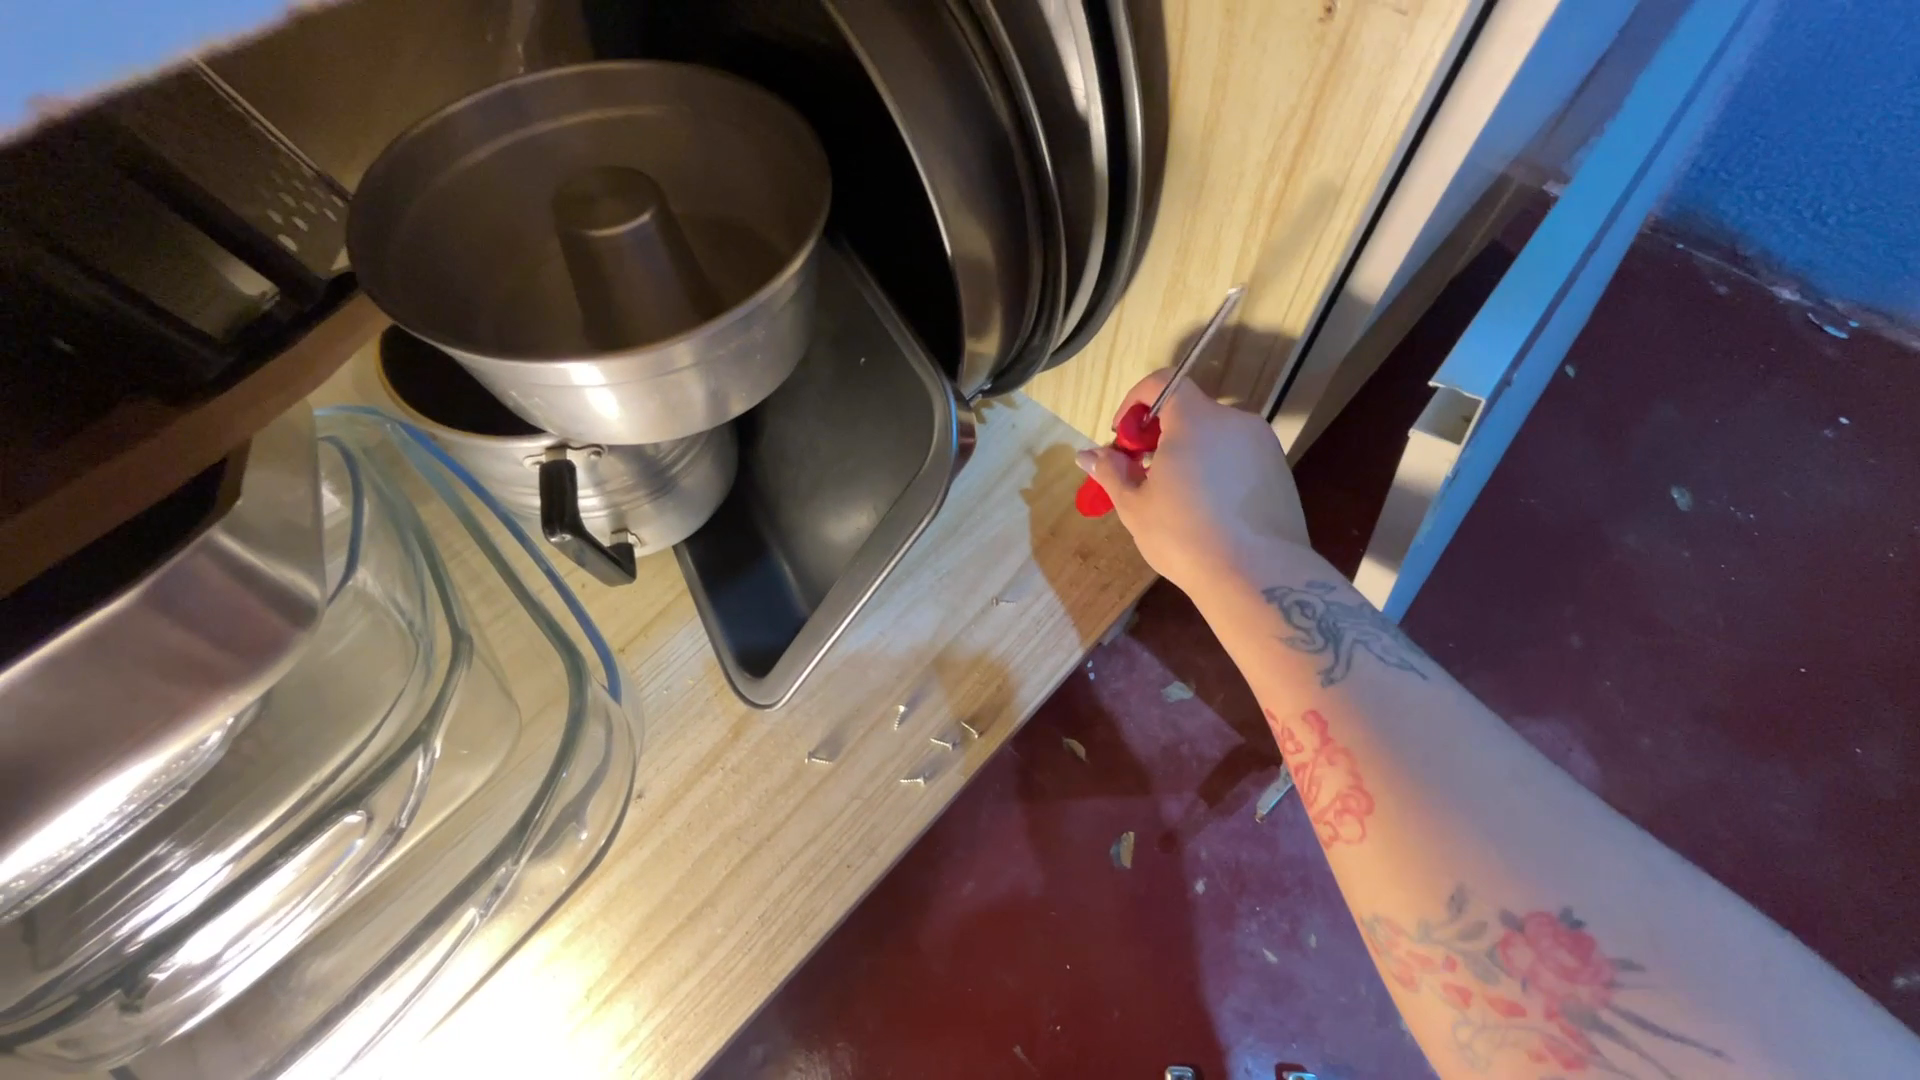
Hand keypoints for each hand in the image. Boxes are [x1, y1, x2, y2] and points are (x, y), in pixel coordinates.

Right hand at [1075, 368, 1310, 594]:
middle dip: (1160, 436)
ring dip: (1189, 454)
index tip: (1123, 438)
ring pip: (1215, 437)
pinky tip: (1209, 511)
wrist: (1257, 575)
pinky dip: (1217, 470)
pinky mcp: (1279, 471)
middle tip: (1143, 474)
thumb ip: (1111, 472)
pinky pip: (1238, 458)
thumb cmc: (1184, 536)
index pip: (1163, 382)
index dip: (1135, 401)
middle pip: (1189, 412)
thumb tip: (1086, 455)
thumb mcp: (1135, 505)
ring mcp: (1262, 446)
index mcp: (1196, 420)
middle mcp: (1234, 421)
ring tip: (1176, 497)